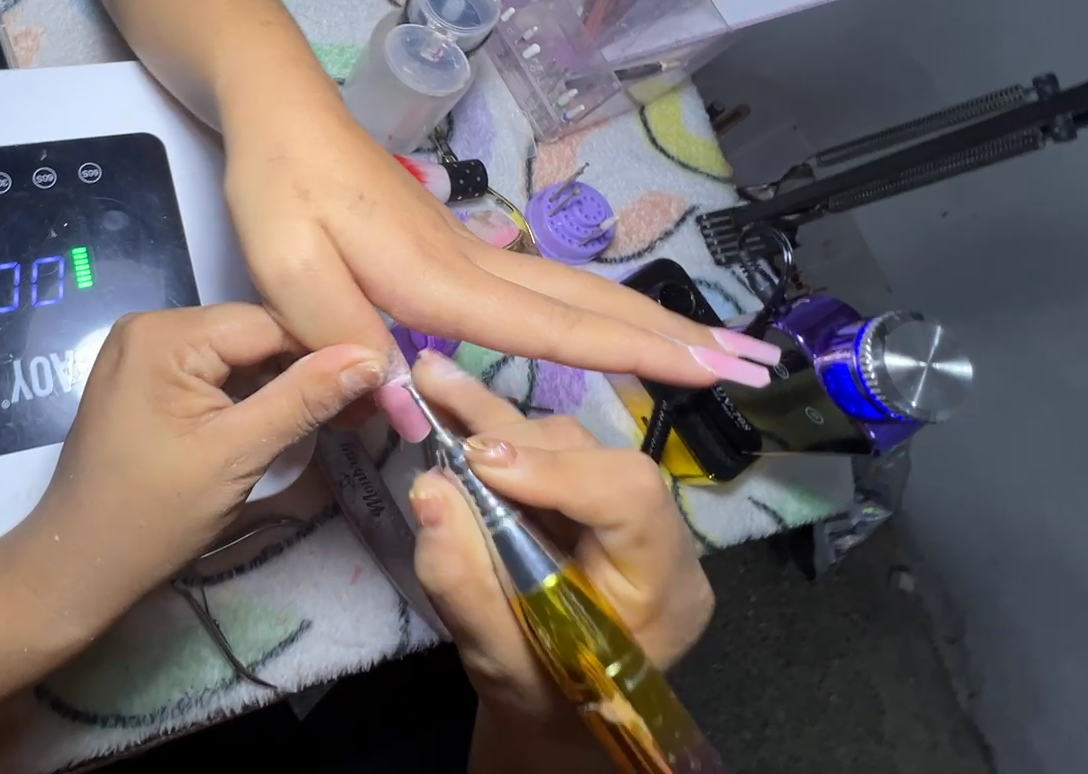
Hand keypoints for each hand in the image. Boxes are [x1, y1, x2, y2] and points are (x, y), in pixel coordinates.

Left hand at [17, 304, 385, 620]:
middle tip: (370, 403)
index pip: (267, 321)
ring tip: (346, 412)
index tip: (383, 376)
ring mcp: (149, 351)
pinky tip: (297, 413)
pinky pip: (217, 372)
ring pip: (240, 354)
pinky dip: (255, 394)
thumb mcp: (237, 454)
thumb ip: (304, 399)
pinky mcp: (152, 378)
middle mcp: (153, 326)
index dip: (328, 346)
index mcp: (164, 333)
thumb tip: (373, 357)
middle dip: (310, 368)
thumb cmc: (151, 515)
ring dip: (288, 384)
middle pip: (254, 335)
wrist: (77, 569)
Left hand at [217, 90, 779, 440]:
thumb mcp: (293, 275)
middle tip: (748, 361)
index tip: (717, 374)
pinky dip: (575, 302)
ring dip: (630, 316)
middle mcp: (466, 262)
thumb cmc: (282, 190)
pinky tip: (582, 315)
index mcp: (437, 279)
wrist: (280, 113)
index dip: (634, 355)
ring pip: (561, 285)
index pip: (553, 326)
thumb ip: (352, 344)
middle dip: (663, 335)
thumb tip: (415, 415)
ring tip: (690, 343)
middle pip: (580, 300)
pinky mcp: (440, 238)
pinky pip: (526, 279)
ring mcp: (459, 245)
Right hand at [403, 352, 713, 768]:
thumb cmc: (540, 693)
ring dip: (491, 414)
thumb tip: (427, 488)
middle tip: (433, 394)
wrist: (558, 705)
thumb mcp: (495, 658)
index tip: (476, 460)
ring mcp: (621, 503)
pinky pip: (541, 443)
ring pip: (562, 437)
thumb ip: (463, 583)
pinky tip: (448, 396)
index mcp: (660, 585)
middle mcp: (654, 530)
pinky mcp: (585, 487)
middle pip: (590, 453)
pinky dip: (489, 421)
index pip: (630, 497)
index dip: (554, 468)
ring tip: (432, 381)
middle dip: (505, 431)